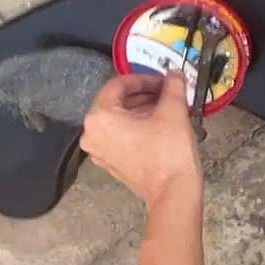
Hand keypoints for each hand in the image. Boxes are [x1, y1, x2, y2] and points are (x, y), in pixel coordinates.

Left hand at [79, 72, 202, 209]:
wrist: (173, 191)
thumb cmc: (169, 149)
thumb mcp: (173, 110)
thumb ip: (172, 85)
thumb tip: (174, 73)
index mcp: (100, 117)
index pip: (119, 84)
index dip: (144, 78)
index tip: (164, 80)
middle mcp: (91, 133)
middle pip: (117, 101)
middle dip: (143, 93)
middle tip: (168, 92)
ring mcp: (98, 150)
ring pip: (119, 118)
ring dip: (142, 108)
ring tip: (167, 106)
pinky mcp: (110, 162)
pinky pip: (120, 135)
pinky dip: (137, 125)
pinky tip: (159, 124)